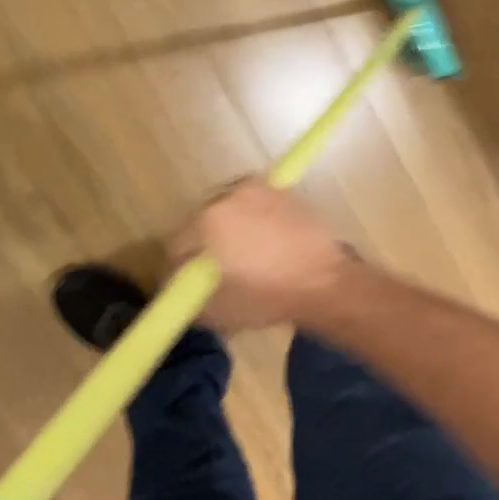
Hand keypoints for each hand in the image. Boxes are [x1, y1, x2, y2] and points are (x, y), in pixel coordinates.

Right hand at [168, 178, 351, 330]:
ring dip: (226, 226)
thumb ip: (186, 297)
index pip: (176, 246)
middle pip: (200, 223)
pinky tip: (262, 237)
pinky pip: (252, 201)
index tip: (190, 285)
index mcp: (205, 224)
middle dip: (203, 245)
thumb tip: (177, 286)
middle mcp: (226, 197)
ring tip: (243, 253)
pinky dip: (251, 215)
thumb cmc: (267, 297)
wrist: (322, 279)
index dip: (179, 269)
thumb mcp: (216, 311)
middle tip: (217, 269)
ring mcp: (255, 189)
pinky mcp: (278, 188)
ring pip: (226, 209)